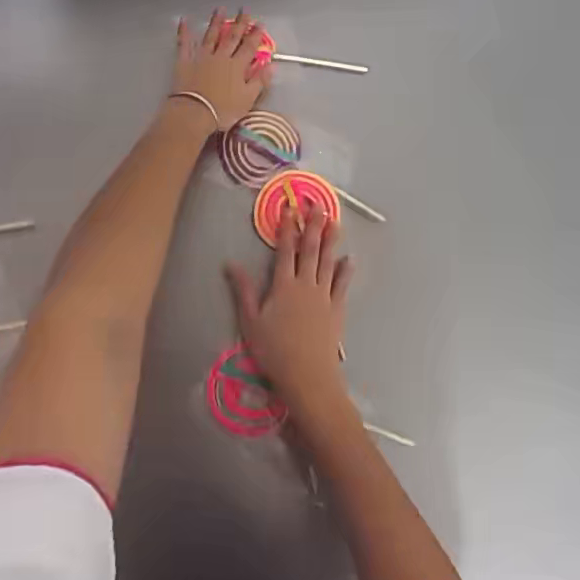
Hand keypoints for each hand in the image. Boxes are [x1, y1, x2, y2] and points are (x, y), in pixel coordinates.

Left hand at [171, 10, 270, 131]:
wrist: (195, 112)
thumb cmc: (223, 110)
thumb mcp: (247, 99)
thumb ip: (260, 81)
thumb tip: (271, 66)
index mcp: (237, 66)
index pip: (249, 47)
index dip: (256, 35)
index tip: (260, 24)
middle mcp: (221, 57)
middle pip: (232, 37)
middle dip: (240, 23)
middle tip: (244, 10)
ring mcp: (202, 57)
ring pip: (211, 35)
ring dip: (216, 22)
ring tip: (220, 9)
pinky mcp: (185, 61)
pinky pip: (184, 43)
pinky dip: (184, 31)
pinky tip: (184, 20)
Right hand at [224, 204, 354, 413]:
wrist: (308, 374)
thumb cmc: (274, 350)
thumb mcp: (250, 321)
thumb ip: (243, 291)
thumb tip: (231, 264)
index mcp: (283, 286)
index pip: (284, 250)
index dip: (286, 228)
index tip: (289, 208)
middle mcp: (306, 285)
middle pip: (310, 250)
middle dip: (313, 226)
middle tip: (317, 205)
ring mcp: (325, 296)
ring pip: (328, 262)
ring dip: (331, 241)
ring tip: (334, 222)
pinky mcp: (337, 309)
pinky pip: (342, 284)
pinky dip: (346, 270)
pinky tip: (349, 259)